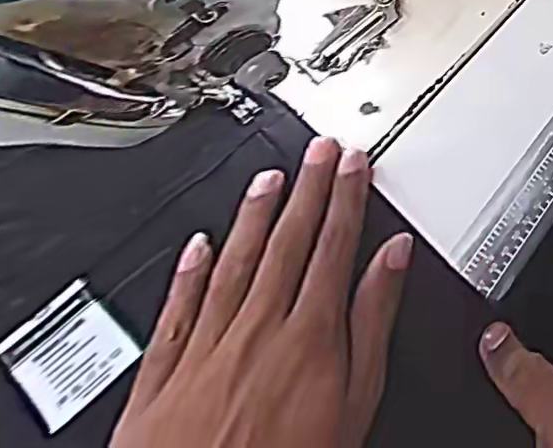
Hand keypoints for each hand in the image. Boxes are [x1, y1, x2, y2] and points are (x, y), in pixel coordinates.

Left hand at [110, 138, 412, 447]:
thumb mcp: (356, 402)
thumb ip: (374, 320)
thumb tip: (393, 259)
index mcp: (309, 334)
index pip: (333, 244)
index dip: (346, 197)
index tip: (353, 163)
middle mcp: (257, 330)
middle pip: (287, 242)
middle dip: (308, 189)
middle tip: (318, 150)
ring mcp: (205, 352)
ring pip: (233, 265)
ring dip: (254, 216)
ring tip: (269, 178)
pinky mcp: (159, 384)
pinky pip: (175, 315)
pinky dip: (187, 275)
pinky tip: (197, 245)